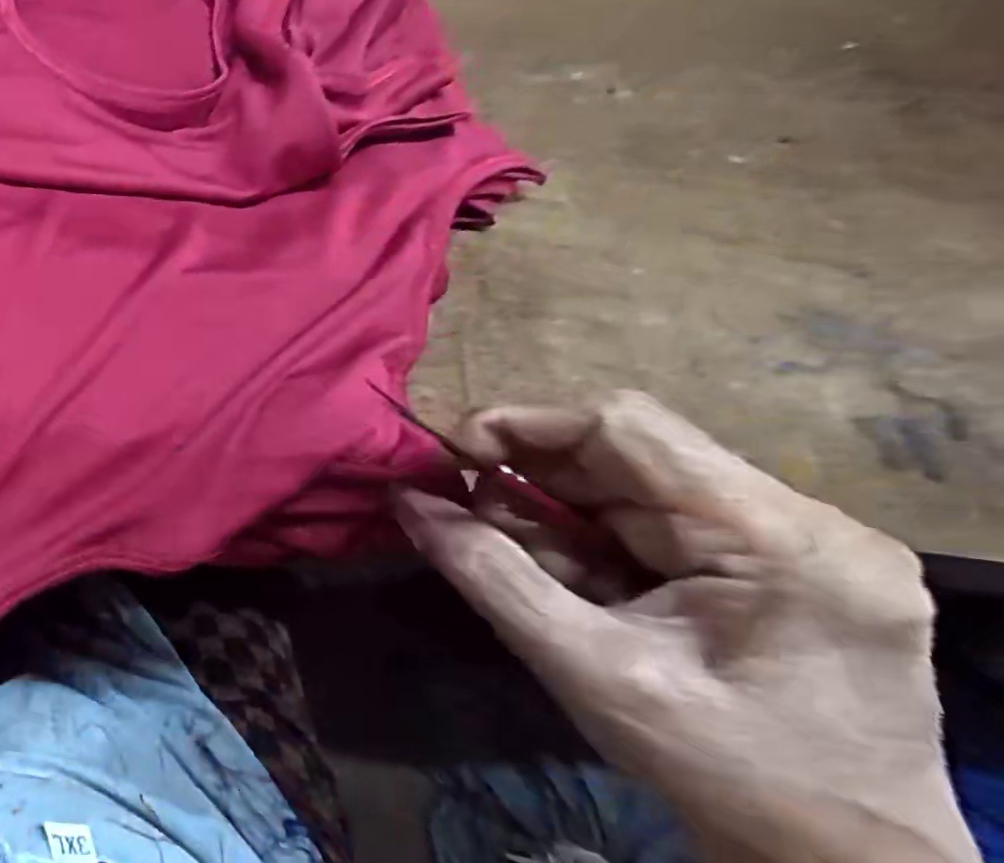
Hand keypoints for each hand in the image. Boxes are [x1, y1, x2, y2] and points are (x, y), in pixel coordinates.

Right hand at [395, 391, 977, 862]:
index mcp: (777, 537)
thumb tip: (404, 497)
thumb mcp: (586, 669)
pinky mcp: (766, 562)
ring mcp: (785, 540)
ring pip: (623, 485)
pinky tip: (560, 578)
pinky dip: (580, 540)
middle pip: (621, 454)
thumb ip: (488, 573)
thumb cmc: (724, 774)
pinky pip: (642, 520)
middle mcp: (794, 518)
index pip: (625, 426)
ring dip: (549, 514)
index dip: (521, 425)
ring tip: (510, 558)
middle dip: (527, 479)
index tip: (451, 458)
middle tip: (463, 515)